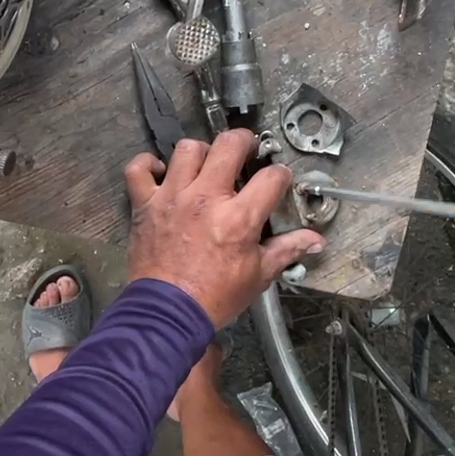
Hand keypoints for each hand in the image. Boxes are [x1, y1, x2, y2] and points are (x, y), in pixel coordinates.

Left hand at [125, 130, 324, 328]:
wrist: (167, 313)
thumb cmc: (214, 297)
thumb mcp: (258, 276)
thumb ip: (286, 250)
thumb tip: (315, 241)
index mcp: (238, 218)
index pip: (270, 178)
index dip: (279, 175)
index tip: (277, 180)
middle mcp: (205, 199)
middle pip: (229, 145)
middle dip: (244, 141)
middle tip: (246, 150)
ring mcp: (172, 197)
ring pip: (187, 149)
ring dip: (200, 152)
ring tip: (206, 164)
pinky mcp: (145, 204)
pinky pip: (139, 168)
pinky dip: (148, 164)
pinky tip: (162, 172)